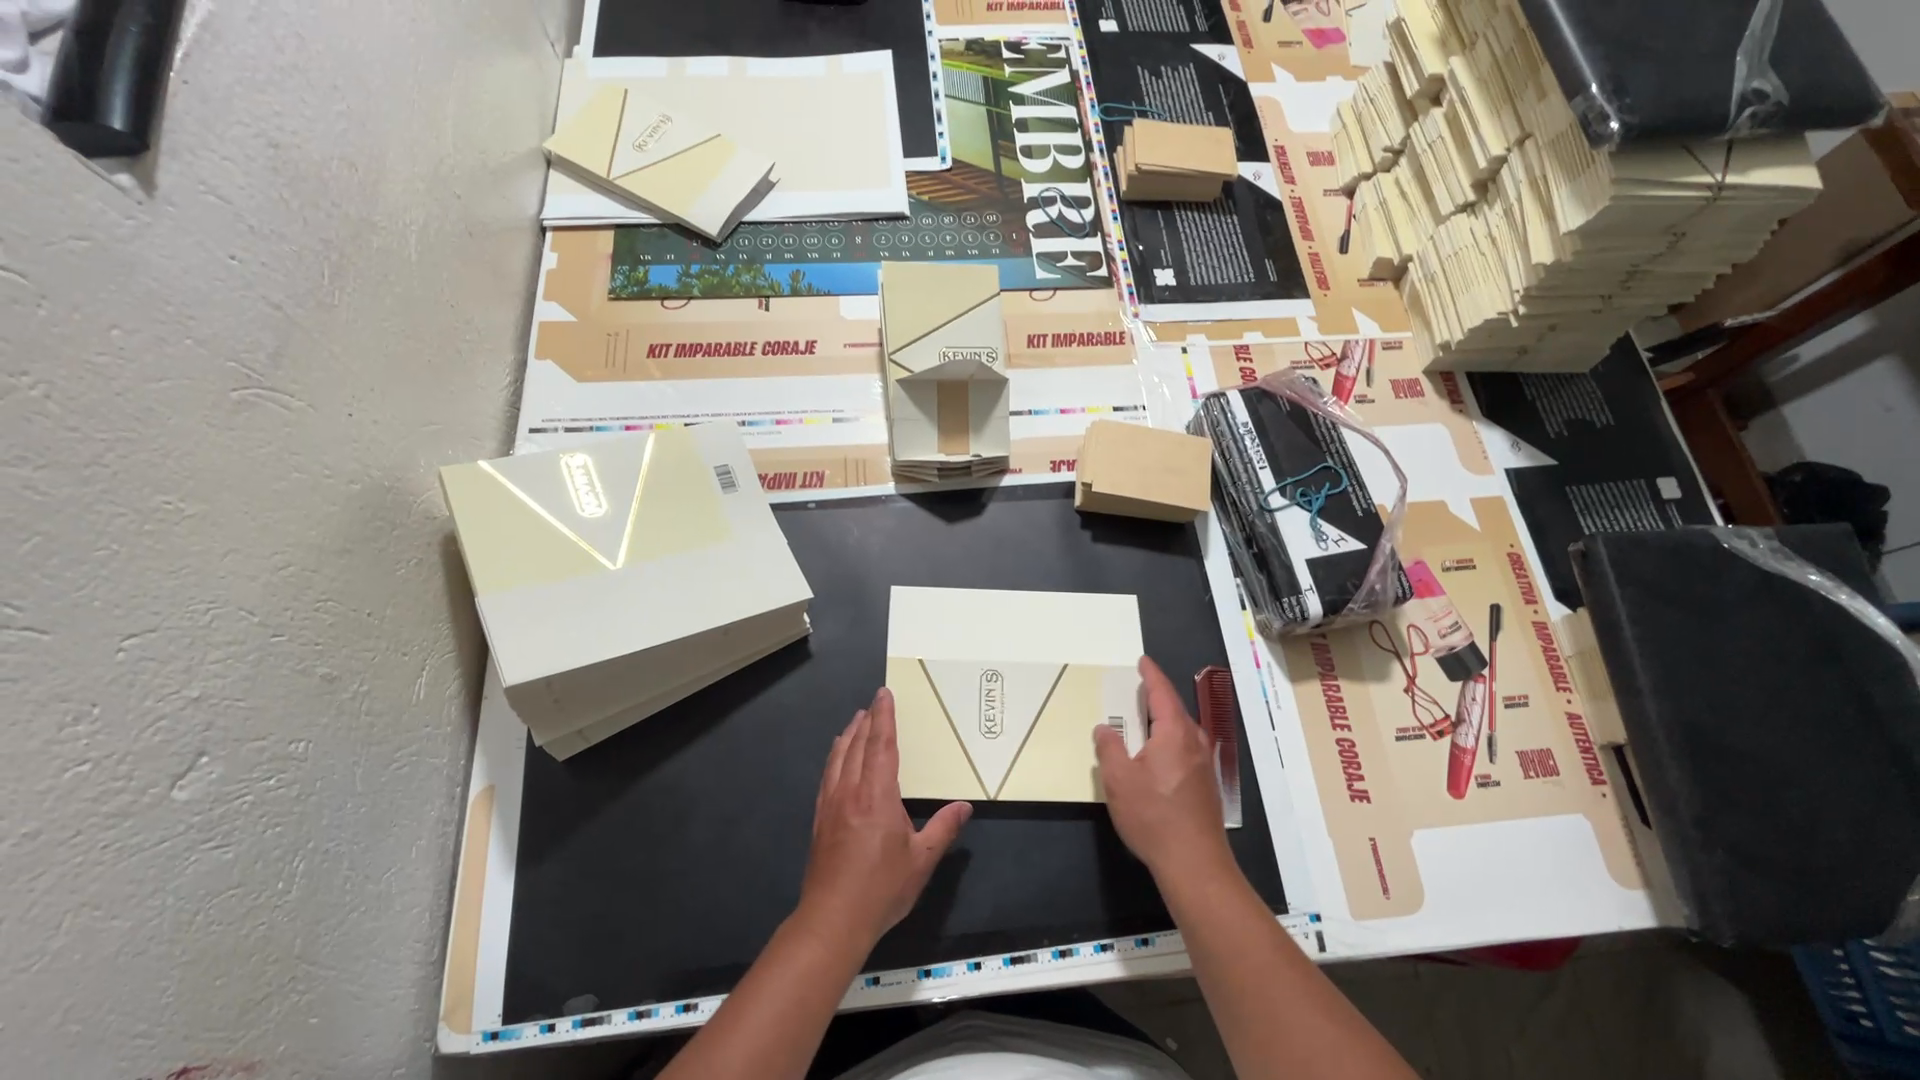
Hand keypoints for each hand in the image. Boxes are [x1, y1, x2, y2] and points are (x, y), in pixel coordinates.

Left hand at [798, 688, 972, 948]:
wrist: (833, 918)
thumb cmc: (881, 889)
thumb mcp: (921, 860)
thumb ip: (943, 828)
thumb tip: (963, 805)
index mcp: (877, 795)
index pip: (881, 745)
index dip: (884, 717)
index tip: (884, 694)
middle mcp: (850, 792)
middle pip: (856, 745)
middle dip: (866, 720)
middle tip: (874, 702)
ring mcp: (831, 804)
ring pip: (838, 758)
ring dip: (848, 735)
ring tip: (856, 722)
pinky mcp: (820, 819)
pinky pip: (827, 775)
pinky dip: (835, 757)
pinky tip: (837, 759)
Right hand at [1095, 657, 1231, 880]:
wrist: (1194, 863)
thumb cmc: (1154, 817)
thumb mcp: (1119, 781)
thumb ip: (1109, 749)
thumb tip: (1105, 729)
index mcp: (1175, 733)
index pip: (1162, 692)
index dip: (1151, 675)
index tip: (1142, 661)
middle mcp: (1195, 743)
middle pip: (1175, 710)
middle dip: (1156, 698)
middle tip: (1136, 690)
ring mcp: (1205, 765)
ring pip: (1182, 732)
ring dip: (1163, 722)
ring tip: (1142, 721)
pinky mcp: (1206, 785)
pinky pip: (1185, 749)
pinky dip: (1169, 742)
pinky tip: (1156, 756)